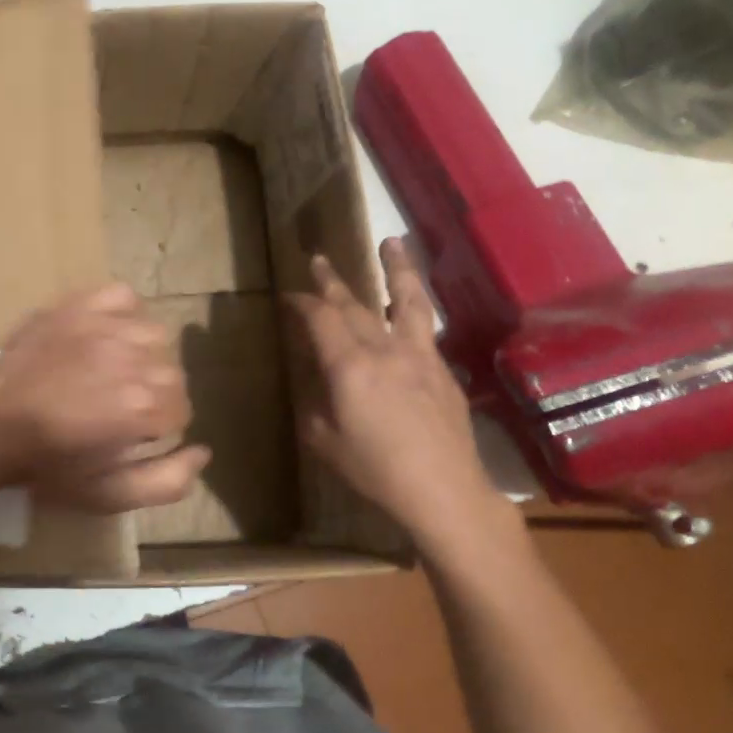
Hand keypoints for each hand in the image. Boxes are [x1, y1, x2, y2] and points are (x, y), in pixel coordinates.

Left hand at [0, 282, 209, 511]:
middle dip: (153, 394)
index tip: (130, 434)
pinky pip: (122, 296)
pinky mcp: (76, 308)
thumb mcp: (107, 494)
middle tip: (116, 408)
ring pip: (153, 335)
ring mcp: (103, 328)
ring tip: (111, 371)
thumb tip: (203, 452)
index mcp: (144, 407)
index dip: (158, 426)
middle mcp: (132, 359)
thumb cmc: (48, 465)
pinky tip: (106, 334)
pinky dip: (123, 313)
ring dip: (141, 355)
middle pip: (171, 373)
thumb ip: (166, 482)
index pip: (182, 409)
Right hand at [289, 239, 515, 551]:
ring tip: (391, 242)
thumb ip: (315, 401)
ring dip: (395, 269)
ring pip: (405, 301)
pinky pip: (424, 328)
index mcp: (349, 366)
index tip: (288, 295)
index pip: (321, 319)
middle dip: (332, 281)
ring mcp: (419, 356)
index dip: (302, 303)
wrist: (444, 490)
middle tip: (318, 259)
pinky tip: (409, 307)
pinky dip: (413, 307)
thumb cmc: (374, 469)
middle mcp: (384, 350)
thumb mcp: (324, 439)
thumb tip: (318, 380)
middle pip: (354, 305)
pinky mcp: (443, 371)